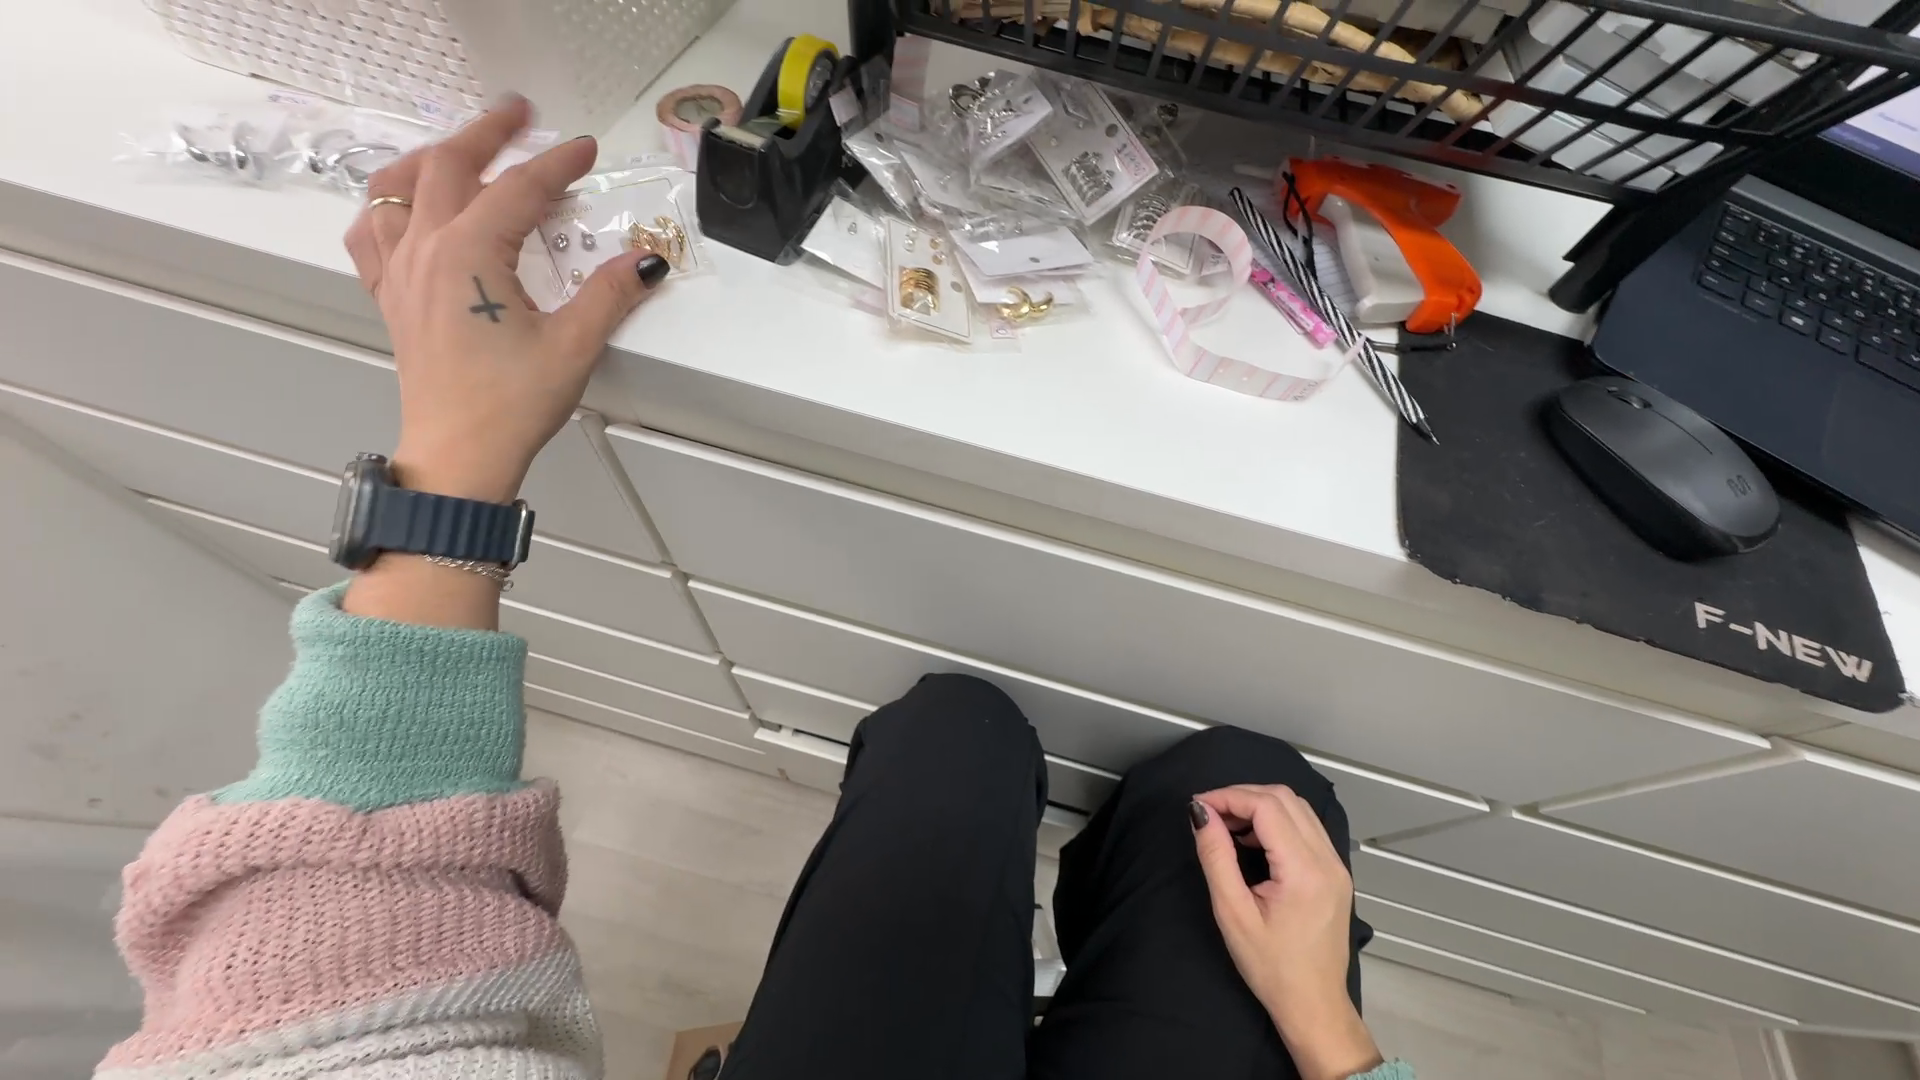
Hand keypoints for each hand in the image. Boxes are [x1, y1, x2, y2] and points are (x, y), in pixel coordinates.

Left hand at [343, 96, 668, 503]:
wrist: (461, 453)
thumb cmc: (514, 402)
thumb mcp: (574, 346)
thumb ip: (609, 295)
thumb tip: (646, 260)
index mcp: (469, 254)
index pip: (519, 190)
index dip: (557, 164)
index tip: (586, 149)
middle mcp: (424, 249)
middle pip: (449, 166)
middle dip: (488, 132)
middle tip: (521, 114)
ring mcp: (399, 272)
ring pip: (398, 187)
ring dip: (433, 157)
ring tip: (464, 149)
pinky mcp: (391, 298)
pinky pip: (372, 232)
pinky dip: (389, 205)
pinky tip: (410, 210)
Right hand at [1191, 785, 1381, 1079]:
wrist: (1313, 1005)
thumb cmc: (1270, 966)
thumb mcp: (1232, 912)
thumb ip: (1216, 855)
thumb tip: (1199, 811)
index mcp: (1304, 871)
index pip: (1267, 806)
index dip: (1229, 796)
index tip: (1198, 806)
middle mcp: (1327, 860)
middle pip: (1284, 797)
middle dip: (1242, 795)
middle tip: (1209, 813)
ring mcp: (1336, 865)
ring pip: (1297, 807)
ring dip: (1259, 804)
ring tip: (1227, 824)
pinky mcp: (1334, 871)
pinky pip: (1305, 825)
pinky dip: (1275, 819)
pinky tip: (1252, 839)